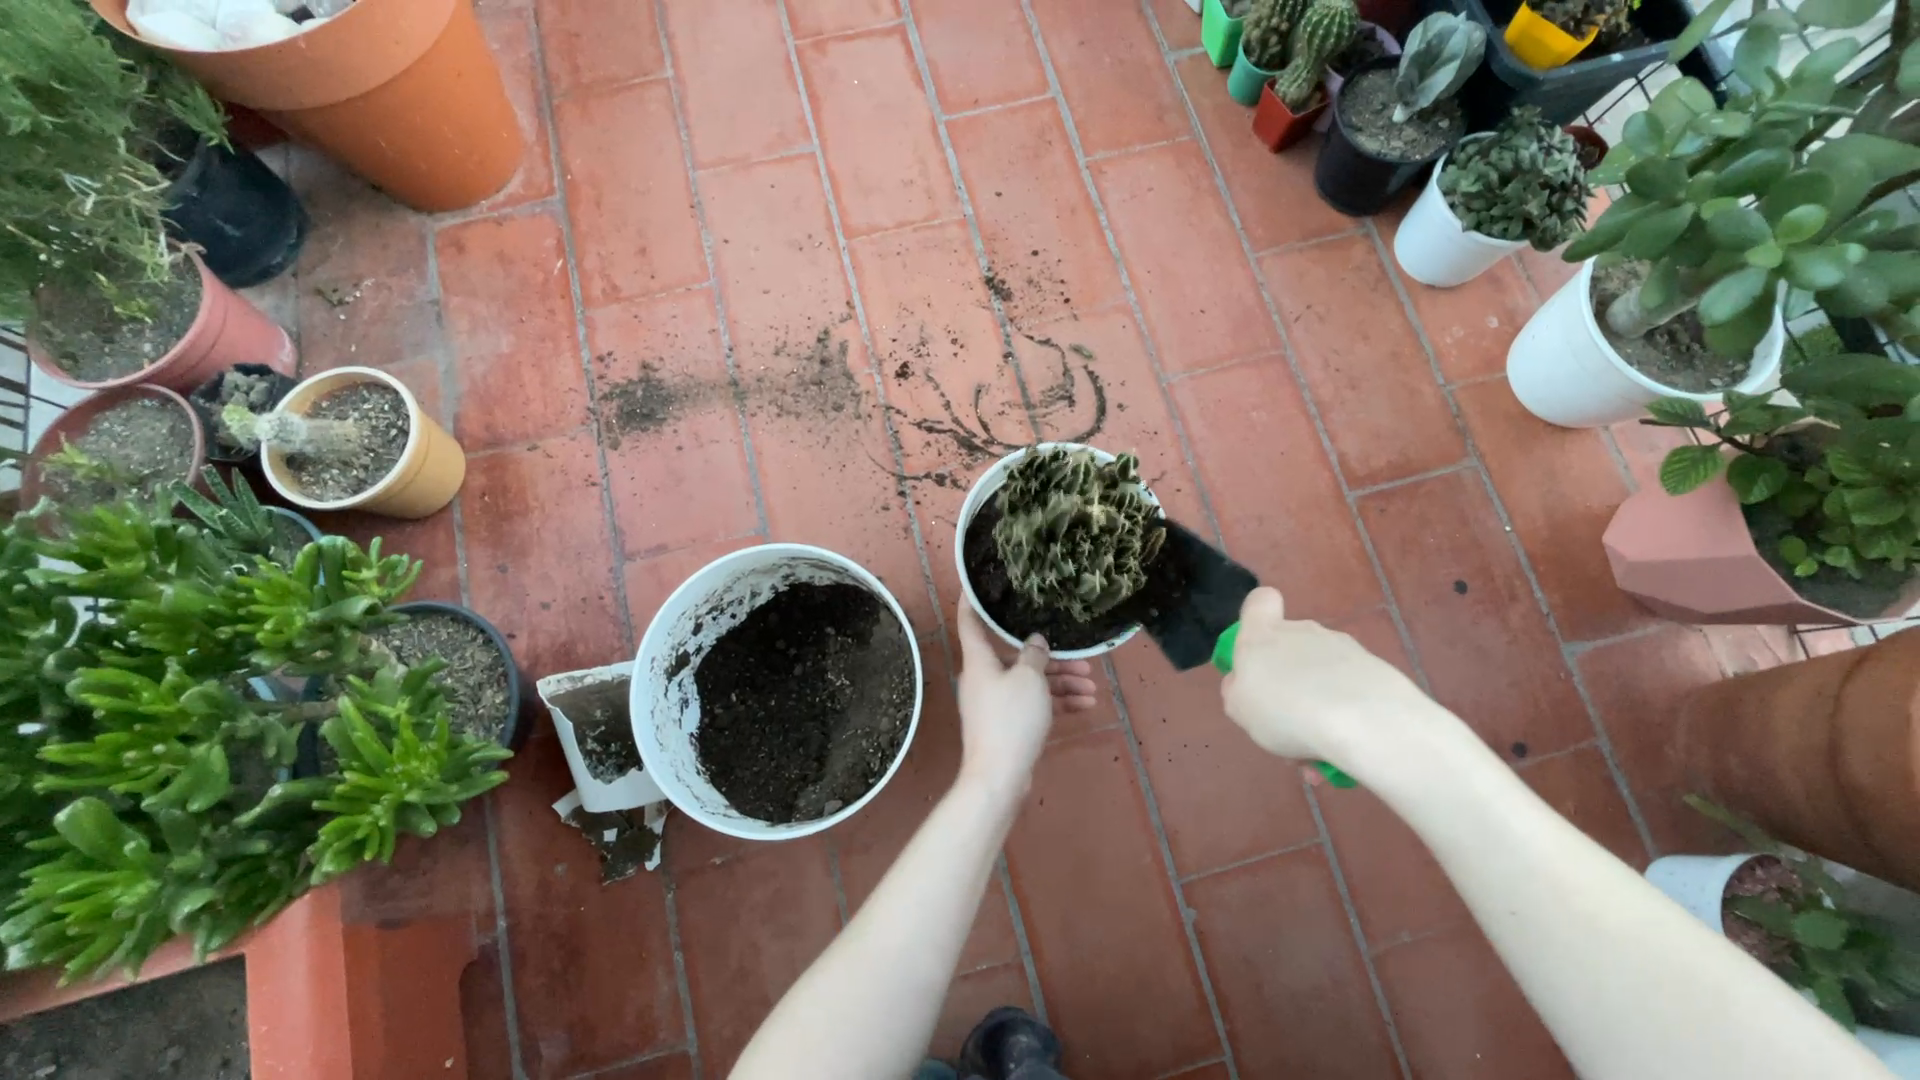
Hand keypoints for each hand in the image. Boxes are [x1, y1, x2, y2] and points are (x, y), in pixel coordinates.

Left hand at [954, 600, 1097, 796]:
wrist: (999, 776)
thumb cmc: (1010, 719)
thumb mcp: (1029, 679)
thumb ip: (1034, 655)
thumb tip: (1034, 642)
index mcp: (979, 660)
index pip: (970, 621)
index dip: (973, 601)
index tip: (977, 583)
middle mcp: (983, 677)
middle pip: (1016, 657)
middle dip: (1052, 658)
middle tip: (1083, 661)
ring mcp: (995, 703)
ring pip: (1029, 682)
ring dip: (1061, 682)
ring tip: (1092, 687)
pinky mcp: (1007, 724)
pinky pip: (1033, 704)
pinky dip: (1056, 703)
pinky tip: (1085, 705)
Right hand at [1220, 587, 1436, 763]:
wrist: (1364, 720)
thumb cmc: (1284, 710)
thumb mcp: (1239, 708)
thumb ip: (1237, 690)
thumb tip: (1245, 682)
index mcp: (1263, 635)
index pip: (1260, 602)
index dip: (1257, 617)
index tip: (1257, 650)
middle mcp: (1303, 632)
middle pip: (1291, 647)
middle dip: (1290, 682)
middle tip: (1287, 725)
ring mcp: (1343, 648)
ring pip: (1321, 676)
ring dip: (1317, 708)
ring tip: (1316, 753)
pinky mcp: (1375, 669)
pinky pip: (1349, 693)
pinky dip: (1344, 719)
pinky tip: (1341, 755)